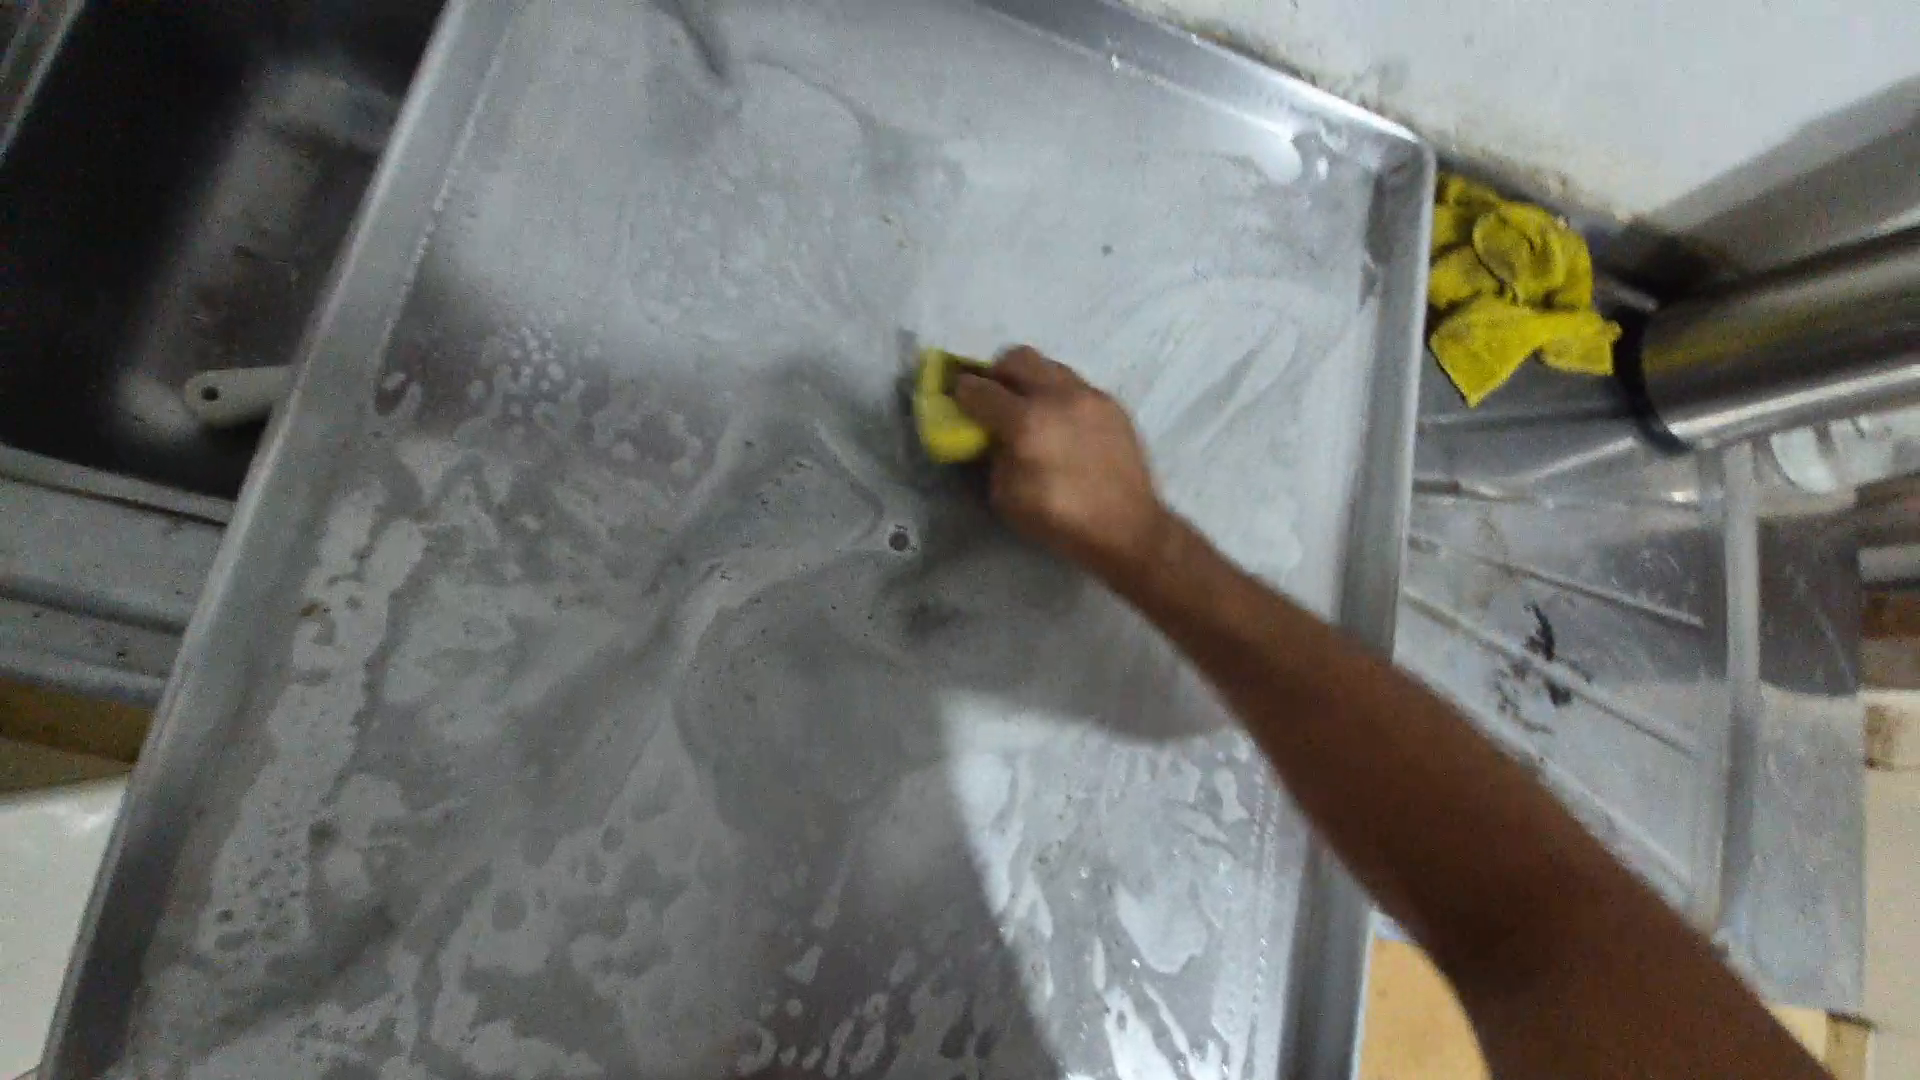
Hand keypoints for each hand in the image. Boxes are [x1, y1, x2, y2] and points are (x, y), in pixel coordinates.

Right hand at [952, 346, 1172, 579]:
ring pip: (1050, 366)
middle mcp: (1058, 397)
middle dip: (998, 374)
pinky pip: (1076, 385)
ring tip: (1031, 409)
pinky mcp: (1112, 404)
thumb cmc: (1062, 521)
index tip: (957, 396)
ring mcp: (1090, 396)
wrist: (1128, 529)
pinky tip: (1063, 425)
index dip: (961, 391)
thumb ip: (994, 457)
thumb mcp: (1008, 498)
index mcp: (1026, 422)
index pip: (980, 389)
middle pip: (1017, 358)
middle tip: (994, 398)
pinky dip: (1060, 396)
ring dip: (1032, 380)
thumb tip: (994, 436)